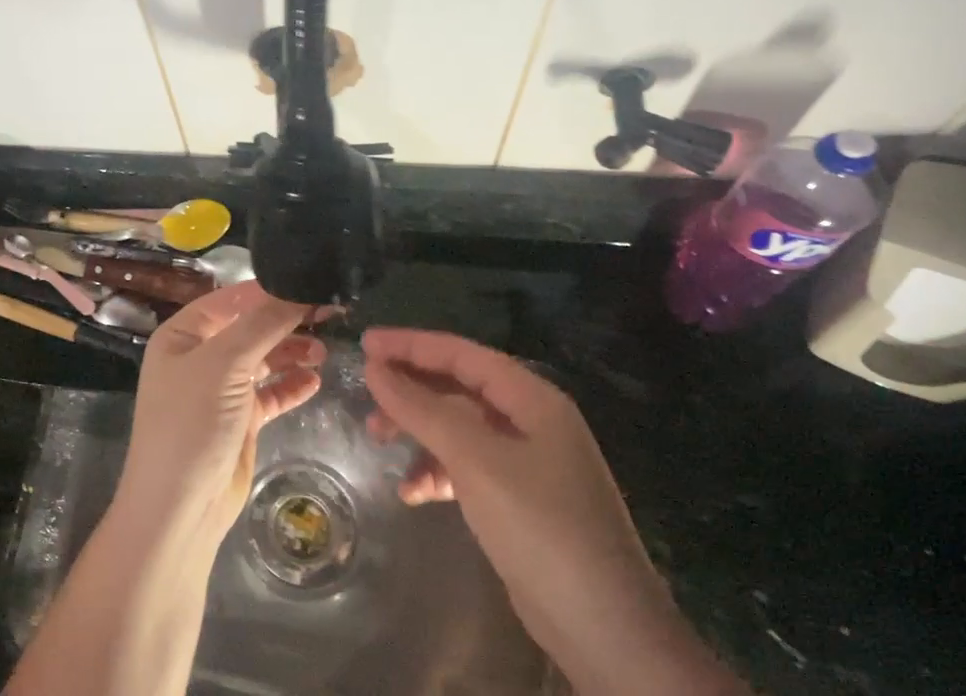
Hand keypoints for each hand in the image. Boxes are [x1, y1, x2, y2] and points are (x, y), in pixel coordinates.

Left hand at [113, 282, 326, 543]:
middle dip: (285, 322)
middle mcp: (199, 358)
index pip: (230, 300)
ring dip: (292, 353)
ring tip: (323, 351)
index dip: (268, 291)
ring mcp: (219, 391)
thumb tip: (299, 290)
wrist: (179, 506)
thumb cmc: (191, 423)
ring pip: (262, 360)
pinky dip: (291, 386)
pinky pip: (269, 394)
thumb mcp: (224, 365)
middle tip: (330, 315)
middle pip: (249, 328)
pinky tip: (314, 381)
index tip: (311, 284)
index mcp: (182, 335)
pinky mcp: (239, 421)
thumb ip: (263, 325)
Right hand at [362, 326, 746, 695]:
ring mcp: (529, 463)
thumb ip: (423, 410)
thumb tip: (374, 369)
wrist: (601, 622)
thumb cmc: (540, 525)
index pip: (463, 354)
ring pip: (460, 428)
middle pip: (460, 388)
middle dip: (411, 390)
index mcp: (533, 399)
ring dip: (419, 431)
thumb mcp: (475, 459)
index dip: (412, 344)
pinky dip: (437, 472)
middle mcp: (533, 422)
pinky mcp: (520, 500)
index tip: (364, 343)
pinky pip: (468, 467)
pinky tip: (412, 492)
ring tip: (378, 442)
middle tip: (366, 398)